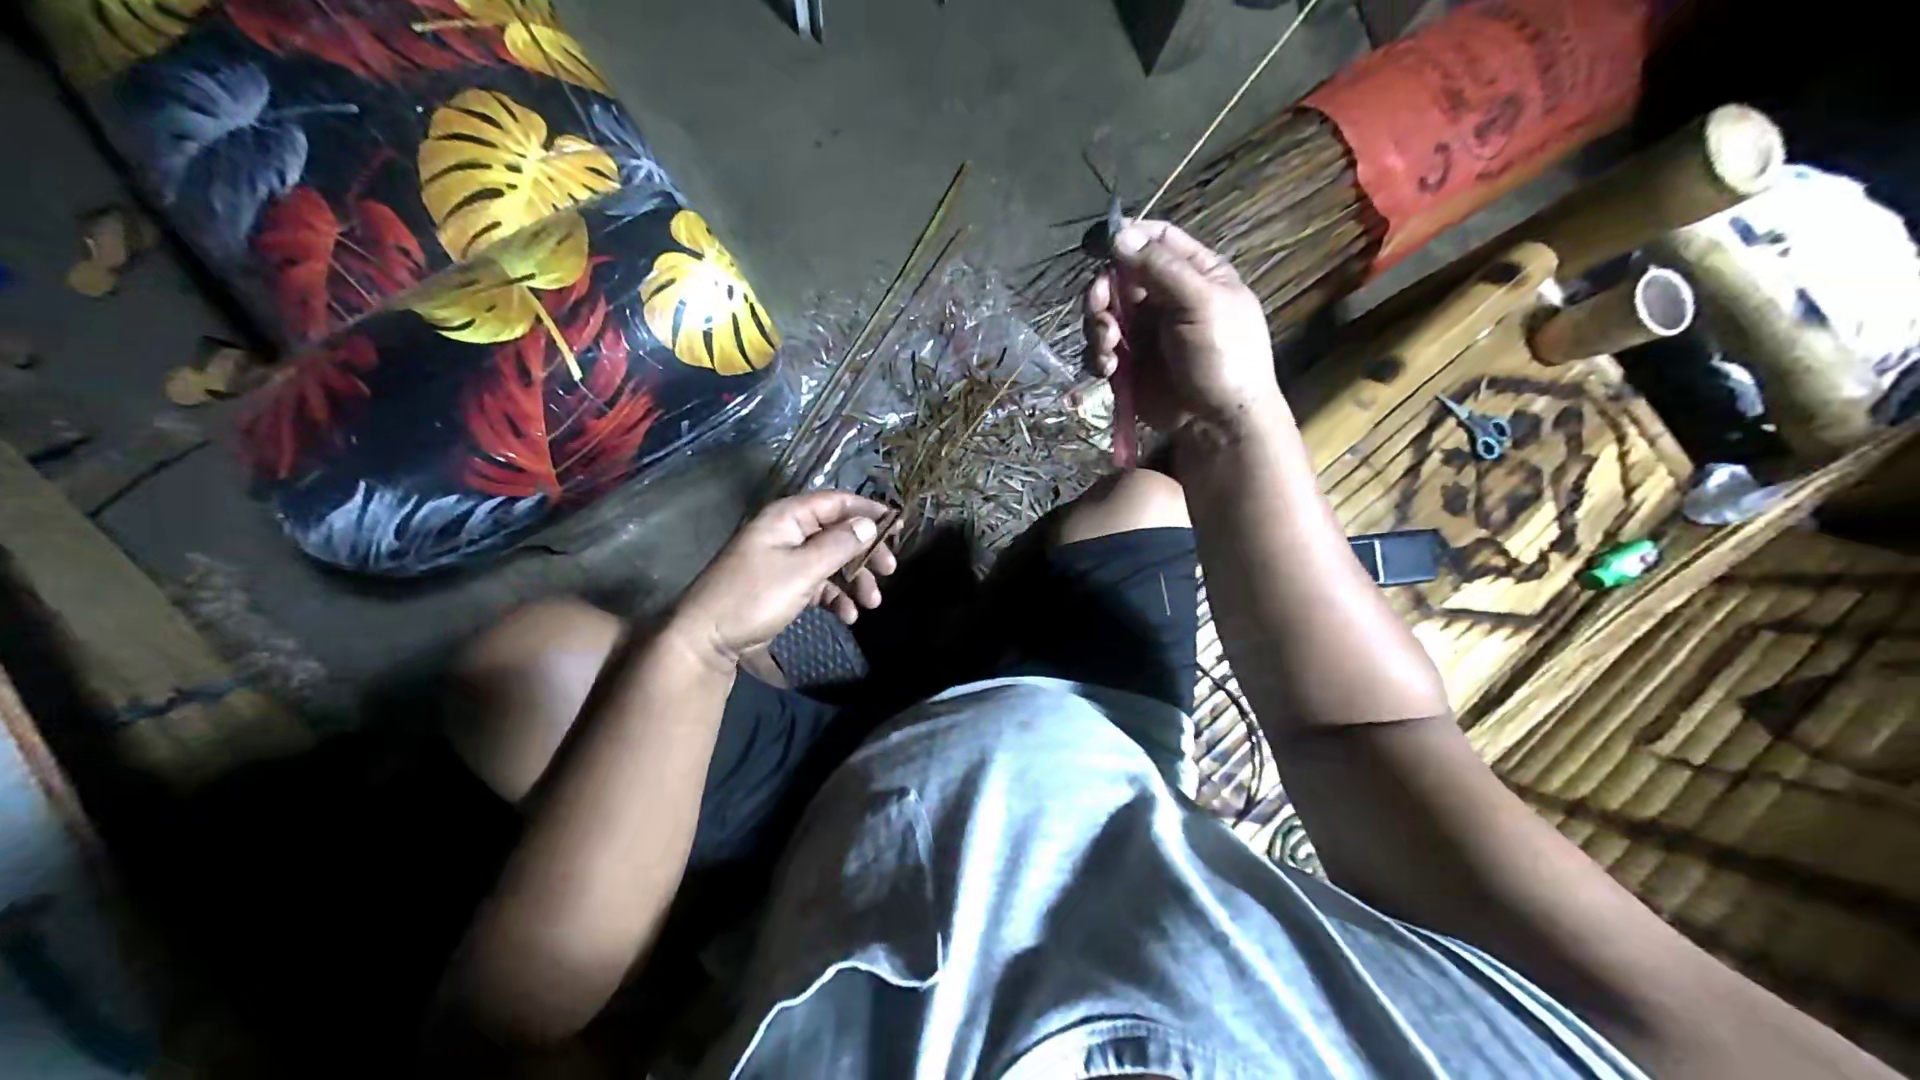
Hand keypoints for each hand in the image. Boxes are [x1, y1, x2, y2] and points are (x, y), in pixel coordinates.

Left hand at [669, 491, 896, 669]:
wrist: (708, 639)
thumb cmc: (754, 596)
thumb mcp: (802, 570)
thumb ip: (839, 545)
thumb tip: (870, 524)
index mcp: (787, 518)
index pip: (836, 502)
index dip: (868, 511)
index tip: (897, 527)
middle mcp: (788, 533)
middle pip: (838, 533)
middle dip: (866, 553)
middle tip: (890, 571)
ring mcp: (786, 560)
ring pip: (832, 561)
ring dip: (855, 580)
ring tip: (871, 604)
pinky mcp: (785, 586)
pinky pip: (820, 583)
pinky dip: (836, 597)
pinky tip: (849, 616)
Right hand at [1083, 219, 1285, 434]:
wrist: (1218, 423)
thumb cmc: (1223, 357)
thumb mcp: (1200, 303)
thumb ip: (1160, 268)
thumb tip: (1118, 234)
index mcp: (1193, 273)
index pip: (1155, 238)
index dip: (1126, 237)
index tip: (1099, 245)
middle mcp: (1164, 298)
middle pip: (1118, 276)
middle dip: (1102, 292)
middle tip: (1099, 308)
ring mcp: (1144, 333)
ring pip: (1103, 314)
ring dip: (1097, 327)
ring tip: (1109, 347)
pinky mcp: (1128, 364)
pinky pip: (1100, 350)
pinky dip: (1098, 357)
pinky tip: (1110, 369)